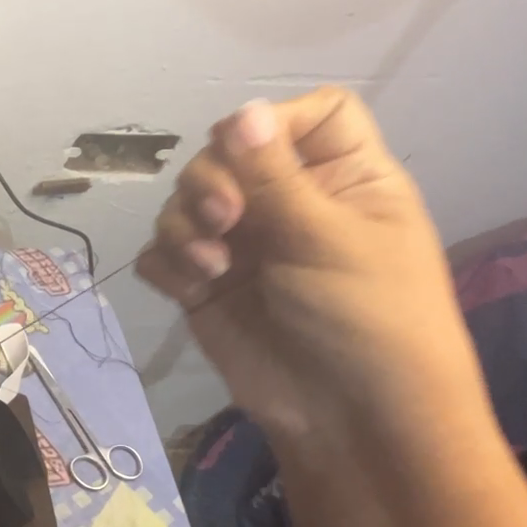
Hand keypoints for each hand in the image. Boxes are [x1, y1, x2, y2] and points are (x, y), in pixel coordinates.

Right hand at [137, 88, 486, 439]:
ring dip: (184, 228)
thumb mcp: (327, 239)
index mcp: (342, 179)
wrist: (340, 414)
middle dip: (211, 183)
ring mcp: (240, 245)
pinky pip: (161, 254)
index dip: (272, 121)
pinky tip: (191, 288)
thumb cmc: (365, 318)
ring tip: (211, 268)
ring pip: (182, 204)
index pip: (308, 116)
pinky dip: (166, 264)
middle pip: (224, 156)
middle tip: (225, 220)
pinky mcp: (202, 286)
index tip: (248, 150)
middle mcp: (286, 203)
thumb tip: (239, 112)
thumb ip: (276, 177)